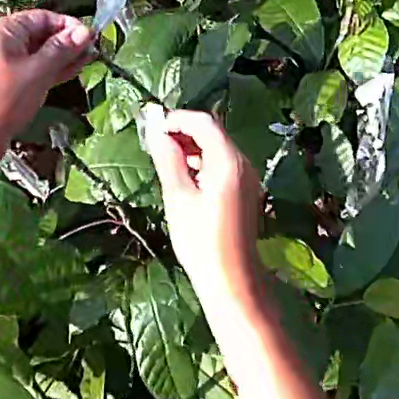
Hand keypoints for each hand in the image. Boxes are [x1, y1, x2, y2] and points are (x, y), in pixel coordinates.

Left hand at [0, 10, 94, 164]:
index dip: (68, 25)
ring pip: (35, 54)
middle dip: (66, 42)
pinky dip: (46, 71)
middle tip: (92, 51)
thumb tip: (84, 32)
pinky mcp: (0, 82)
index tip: (91, 37)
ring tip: (86, 62)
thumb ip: (61, 50)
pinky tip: (68, 73)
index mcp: (1, 30)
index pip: (42, 17)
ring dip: (60, 58)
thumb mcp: (37, 72)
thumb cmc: (1, 101)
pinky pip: (28, 69)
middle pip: (38, 35)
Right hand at [144, 108, 261, 295]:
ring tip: (163, 159)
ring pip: (217, 148)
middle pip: (213, 132)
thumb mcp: (178, 197)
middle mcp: (242, 164)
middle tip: (154, 143)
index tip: (152, 127)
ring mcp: (246, 178)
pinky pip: (221, 164)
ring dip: (190, 146)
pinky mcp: (244, 191)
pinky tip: (182, 176)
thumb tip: (156, 131)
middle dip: (183, 131)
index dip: (177, 119)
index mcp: (228, 162)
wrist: (231, 280)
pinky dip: (201, 162)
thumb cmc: (200, 240)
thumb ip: (168, 159)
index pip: (204, 122)